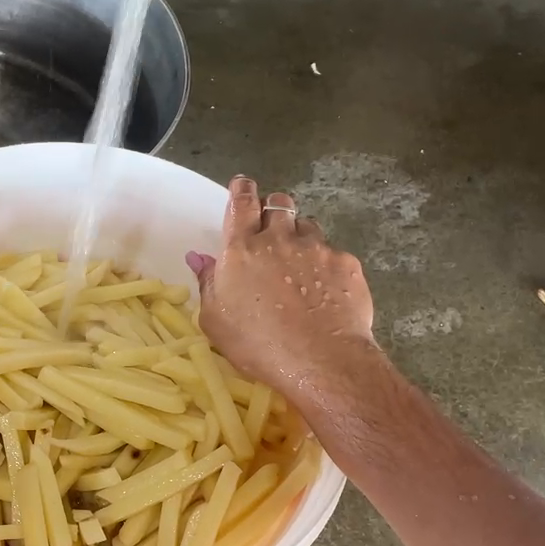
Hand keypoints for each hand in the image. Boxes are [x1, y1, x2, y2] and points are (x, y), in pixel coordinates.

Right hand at [186, 177, 380, 399]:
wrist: (319, 360)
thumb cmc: (255, 344)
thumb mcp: (215, 319)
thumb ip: (208, 283)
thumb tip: (199, 258)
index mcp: (242, 250)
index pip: (241, 203)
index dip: (241, 190)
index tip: (242, 185)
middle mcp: (279, 239)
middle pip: (279, 203)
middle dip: (272, 208)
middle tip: (269, 229)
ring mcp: (317, 249)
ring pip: (307, 226)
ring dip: (299, 236)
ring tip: (297, 263)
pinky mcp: (345, 263)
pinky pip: (331, 254)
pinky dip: (323, 265)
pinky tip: (321, 290)